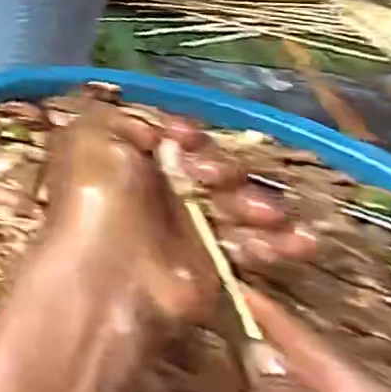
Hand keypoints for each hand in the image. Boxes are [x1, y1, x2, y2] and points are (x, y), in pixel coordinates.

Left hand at [38, 89, 316, 327]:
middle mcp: (156, 185)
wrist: (109, 271)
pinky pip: (251, 244)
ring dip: (259, 206)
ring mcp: (184, 223)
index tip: (191, 139)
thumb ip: (125, 120)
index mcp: (125, 153)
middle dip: (223, 169)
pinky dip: (278, 243)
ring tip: (268, 216)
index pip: (171, 135)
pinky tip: (298, 243)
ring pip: (237, 203)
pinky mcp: (210, 260)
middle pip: (209, 167)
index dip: (185, 133)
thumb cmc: (96, 196)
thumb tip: (161, 131)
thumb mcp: (92, 137)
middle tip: (218, 180)